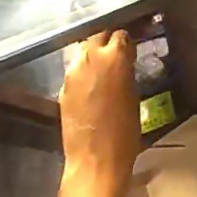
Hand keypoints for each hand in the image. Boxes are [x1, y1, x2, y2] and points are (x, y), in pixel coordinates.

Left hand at [59, 30, 139, 192]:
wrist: (95, 162)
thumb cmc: (125, 132)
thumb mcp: (134, 95)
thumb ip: (126, 70)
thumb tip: (124, 61)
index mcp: (114, 56)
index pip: (121, 35)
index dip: (127, 43)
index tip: (130, 52)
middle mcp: (90, 57)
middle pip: (98, 36)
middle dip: (107, 43)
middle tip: (116, 56)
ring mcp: (72, 72)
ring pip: (83, 51)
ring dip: (93, 56)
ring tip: (102, 70)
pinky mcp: (62, 88)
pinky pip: (74, 72)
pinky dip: (83, 73)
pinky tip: (90, 88)